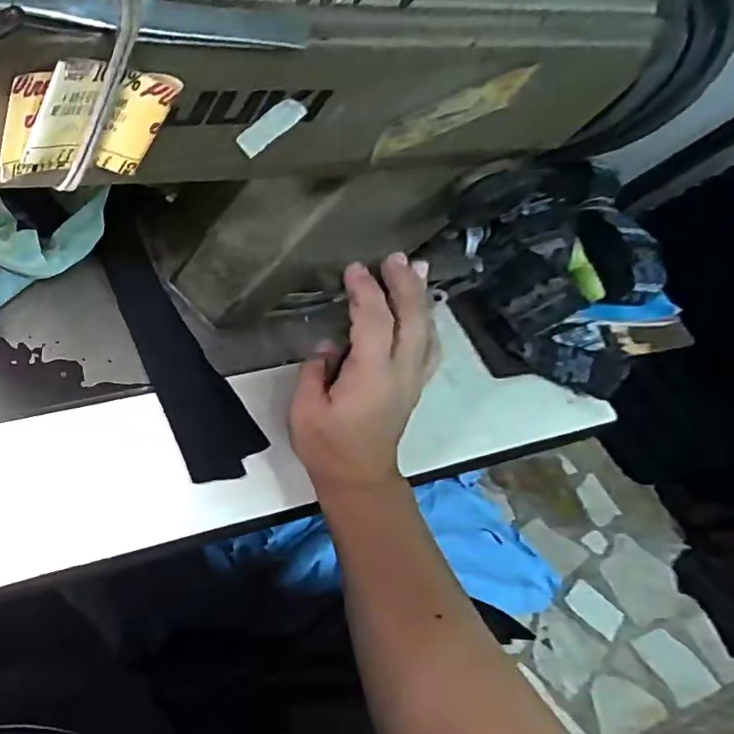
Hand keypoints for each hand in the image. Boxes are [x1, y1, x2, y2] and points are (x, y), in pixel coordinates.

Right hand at [289, 252, 438, 487]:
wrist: (357, 476)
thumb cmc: (325, 445)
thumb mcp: (305, 409)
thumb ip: (316, 372)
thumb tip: (329, 347)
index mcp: (371, 374)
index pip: (374, 321)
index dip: (366, 292)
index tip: (354, 269)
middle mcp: (400, 371)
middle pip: (411, 317)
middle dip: (404, 284)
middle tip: (396, 257)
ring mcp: (411, 379)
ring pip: (426, 329)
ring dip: (421, 297)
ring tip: (417, 270)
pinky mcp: (412, 386)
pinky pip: (428, 346)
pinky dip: (427, 322)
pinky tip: (423, 312)